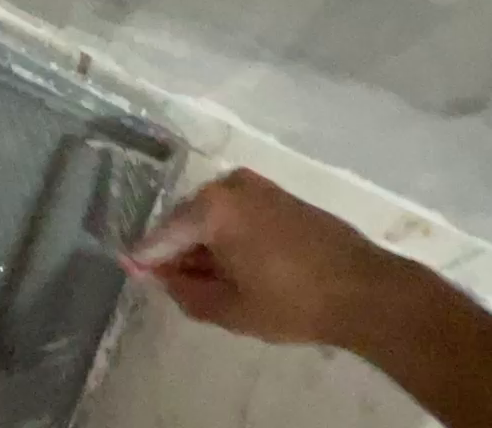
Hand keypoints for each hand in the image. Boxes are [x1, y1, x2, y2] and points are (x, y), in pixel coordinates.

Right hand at [124, 168, 408, 345]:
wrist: (363, 288)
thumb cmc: (292, 300)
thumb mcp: (229, 308)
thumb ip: (185, 291)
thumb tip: (160, 276)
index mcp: (211, 206)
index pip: (164, 234)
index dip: (146, 256)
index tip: (128, 267)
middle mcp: (227, 183)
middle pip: (186, 218)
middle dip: (177, 249)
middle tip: (173, 282)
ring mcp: (254, 183)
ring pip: (211, 214)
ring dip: (203, 242)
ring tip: (208, 278)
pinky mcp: (274, 191)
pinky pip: (234, 210)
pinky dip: (225, 233)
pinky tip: (233, 262)